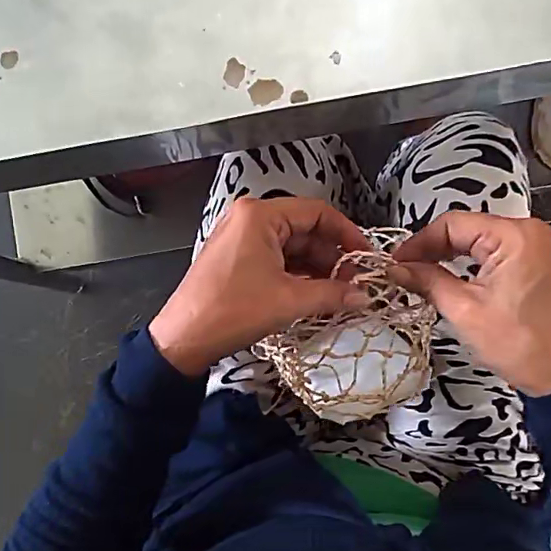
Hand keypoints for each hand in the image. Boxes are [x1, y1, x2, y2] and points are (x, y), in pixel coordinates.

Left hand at [149, 197, 371, 374]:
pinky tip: (314, 294)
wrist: (185, 337)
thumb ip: (332, 294)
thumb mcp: (290, 301)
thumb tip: (360, 295)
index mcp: (260, 215)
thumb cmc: (228, 311)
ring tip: (337, 292)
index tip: (364, 255)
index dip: (347, 234)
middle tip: (353, 281)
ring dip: (316, 269)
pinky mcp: (236, 259)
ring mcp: (240, 238)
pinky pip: (276, 259)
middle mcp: (248, 219)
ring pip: (291, 247)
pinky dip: (297, 275)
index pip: (318, 212)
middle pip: (305, 229)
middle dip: (332, 256)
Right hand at [390, 213, 550, 395]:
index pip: (452, 224)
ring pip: (479, 241)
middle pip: (466, 228)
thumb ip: (428, 281)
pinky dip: (471, 264)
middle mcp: (529, 230)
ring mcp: (537, 245)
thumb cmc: (520, 343)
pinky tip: (450, 279)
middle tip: (405, 272)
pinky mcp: (538, 262)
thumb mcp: (465, 311)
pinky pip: (495, 253)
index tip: (396, 264)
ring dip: (450, 256)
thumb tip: (398, 269)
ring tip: (422, 278)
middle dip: (432, 249)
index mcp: (514, 236)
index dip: (418, 242)